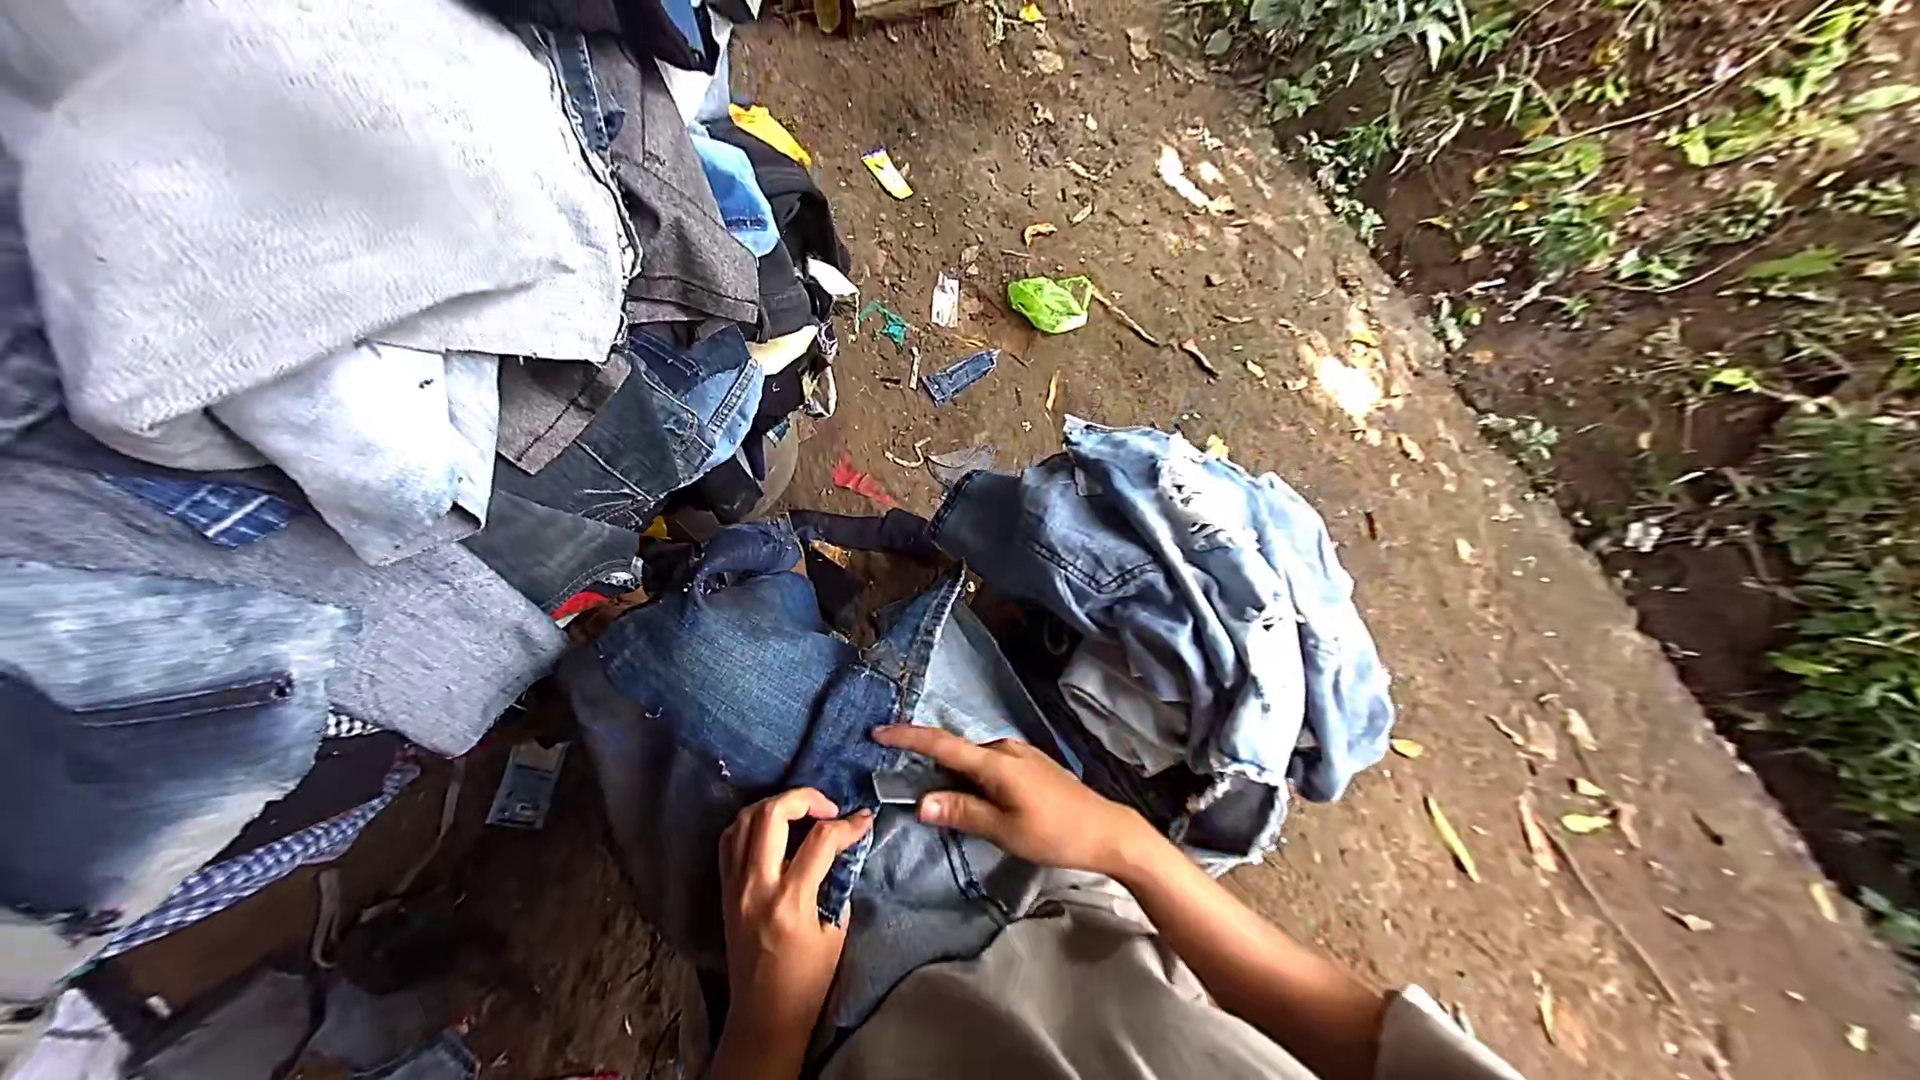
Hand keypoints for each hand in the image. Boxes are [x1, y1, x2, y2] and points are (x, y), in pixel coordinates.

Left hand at [713, 788, 872, 1079]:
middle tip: (828, 807)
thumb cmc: (807, 980)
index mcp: (789, 901)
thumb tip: (845, 844)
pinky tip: (773, 826)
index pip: (820, 840)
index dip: (848, 823)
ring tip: (802, 812)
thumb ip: (837, 881)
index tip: (864, 819)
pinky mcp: (724, 889)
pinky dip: (752, 821)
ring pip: (746, 819)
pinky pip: (731, 839)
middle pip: (772, 814)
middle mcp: (755, 886)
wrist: (763, 1017)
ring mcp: (734, 886)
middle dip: (805, 798)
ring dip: (778, 804)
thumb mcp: (835, 929)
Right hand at [871, 725, 1162, 877]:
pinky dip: (975, 777)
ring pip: (975, 760)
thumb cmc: (1055, 833)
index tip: (878, 732)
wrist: (1107, 830)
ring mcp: (1021, 753)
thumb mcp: (1004, 830)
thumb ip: (962, 812)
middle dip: (930, 765)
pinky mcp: (1031, 763)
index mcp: (995, 762)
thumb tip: (920, 802)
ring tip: (944, 802)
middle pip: (957, 752)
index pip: (942, 744)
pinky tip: (979, 799)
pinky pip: (991, 764)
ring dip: (955, 775)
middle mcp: (1005, 748)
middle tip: (908, 787)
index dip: (908, 737)